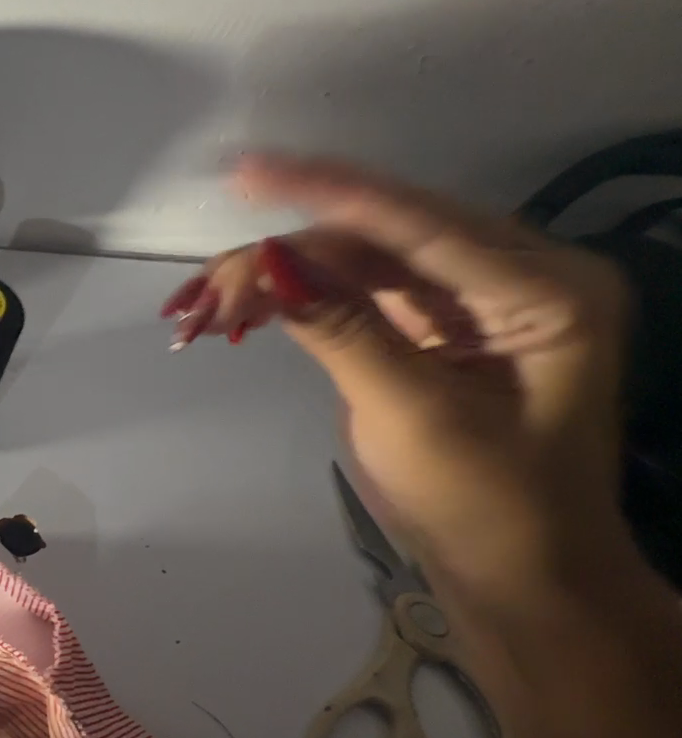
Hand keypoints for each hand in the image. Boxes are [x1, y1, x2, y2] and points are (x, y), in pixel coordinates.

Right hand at [162, 155, 632, 583]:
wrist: (514, 564)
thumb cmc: (484, 499)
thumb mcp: (410, 414)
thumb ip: (342, 329)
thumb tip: (268, 261)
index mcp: (540, 291)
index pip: (417, 224)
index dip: (326, 193)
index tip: (246, 172)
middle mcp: (506, 275)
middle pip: (369, 238)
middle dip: (274, 258)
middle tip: (196, 298)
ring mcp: (462, 296)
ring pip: (343, 260)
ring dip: (267, 281)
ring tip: (198, 316)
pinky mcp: (421, 318)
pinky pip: (341, 289)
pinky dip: (283, 299)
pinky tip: (233, 316)